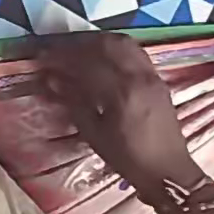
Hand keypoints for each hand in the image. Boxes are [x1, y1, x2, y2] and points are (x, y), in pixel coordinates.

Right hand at [37, 33, 201, 191]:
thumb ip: (74, 102)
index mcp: (121, 92)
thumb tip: (52, 79)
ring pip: (123, 43)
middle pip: (106, 43)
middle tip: (59, 46)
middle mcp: (138, 76)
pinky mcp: (158, 79)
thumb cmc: (128, 158)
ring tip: (79, 47)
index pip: (86, 63)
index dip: (62, 57)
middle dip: (79, 41)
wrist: (168, 172)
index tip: (44, 55)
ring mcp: (152, 75)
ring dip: (98, 40)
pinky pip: (135, 52)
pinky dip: (115, 47)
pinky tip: (103, 56)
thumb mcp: (94, 134)